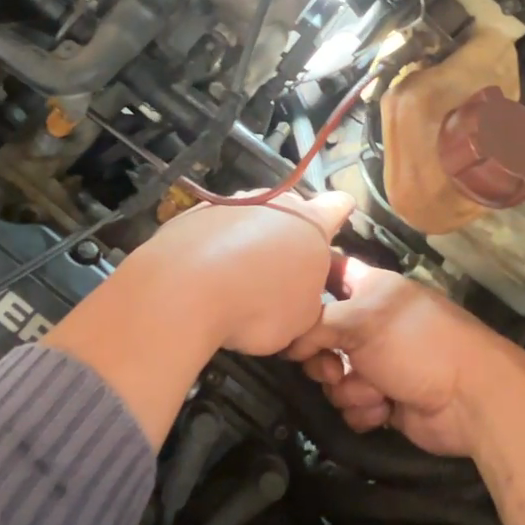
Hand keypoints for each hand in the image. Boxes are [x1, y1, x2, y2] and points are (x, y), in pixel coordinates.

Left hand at [114, 190, 354, 356]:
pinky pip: (216, 228)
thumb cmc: (259, 306)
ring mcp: (232, 203)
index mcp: (311, 225)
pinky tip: (207, 274)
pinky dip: (217, 246)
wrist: (185, 289)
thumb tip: (298, 292)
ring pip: (252, 217)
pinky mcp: (195, 212)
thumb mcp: (302, 320)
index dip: (339, 215)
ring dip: (251, 240)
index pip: (338, 206)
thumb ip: (309, 298)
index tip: (335, 227)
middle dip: (290, 235)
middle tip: (282, 271)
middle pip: (292, 210)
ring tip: (238, 277)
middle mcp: (274, 203)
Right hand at [285, 260, 513, 457]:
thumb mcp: (362, 320)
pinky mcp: (382, 399)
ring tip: (376, 390)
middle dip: (322, 359)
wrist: (470, 399)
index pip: (327, 274)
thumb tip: (287, 344)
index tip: (284, 306)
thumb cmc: (417, 344)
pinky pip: (350, 406)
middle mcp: (369, 323)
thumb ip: (314, 325)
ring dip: (350, 389)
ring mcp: (376, 363)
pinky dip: (365, 410)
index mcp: (369, 289)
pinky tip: (386, 409)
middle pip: (318, 337)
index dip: (303, 286)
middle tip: (332, 367)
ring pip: (332, 378)